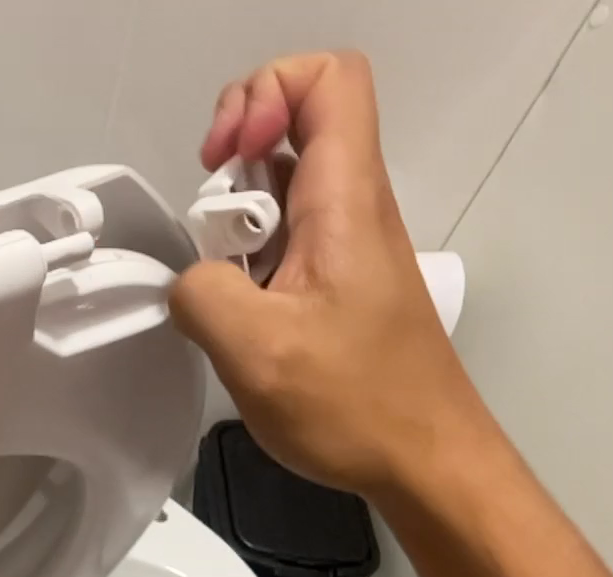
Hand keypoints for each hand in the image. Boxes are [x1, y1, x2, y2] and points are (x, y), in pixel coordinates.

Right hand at [173, 52, 496, 500]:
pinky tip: (235, 314)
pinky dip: (246, 263)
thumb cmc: (354, 404)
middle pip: (294, 127)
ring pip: (281, 192)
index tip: (225, 163)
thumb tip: (189, 282)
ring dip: (233, 224)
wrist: (423, 460)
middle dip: (232, 167)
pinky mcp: (336, 287)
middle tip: (210, 236)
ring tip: (218, 283)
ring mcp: (345, 249)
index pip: (325, 81)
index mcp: (345, 201)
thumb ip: (202, 295)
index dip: (263, 95)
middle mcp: (351, 211)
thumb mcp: (256, 350)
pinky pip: (283, 244)